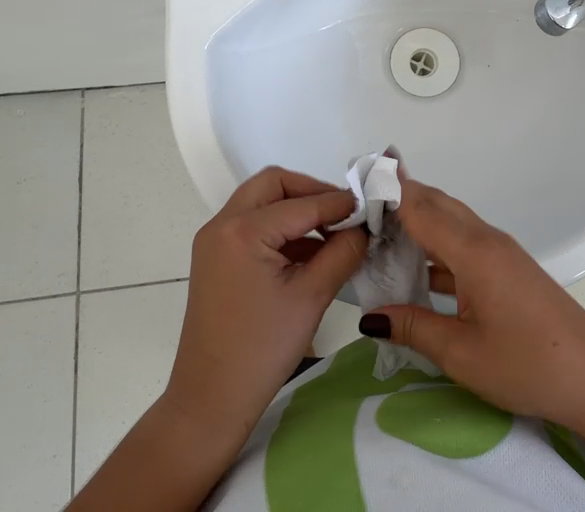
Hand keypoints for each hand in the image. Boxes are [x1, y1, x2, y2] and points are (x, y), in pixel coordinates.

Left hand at [161, 167, 366, 436]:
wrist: (210, 400)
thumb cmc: (262, 349)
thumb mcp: (312, 296)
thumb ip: (343, 252)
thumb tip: (365, 228)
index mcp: (242, 230)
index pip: (303, 203)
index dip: (342, 204)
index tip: (374, 208)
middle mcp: (222, 225)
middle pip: (275, 185)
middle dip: (314, 193)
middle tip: (347, 215)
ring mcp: (215, 242)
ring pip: (262, 203)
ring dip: (298, 210)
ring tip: (335, 235)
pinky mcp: (217, 259)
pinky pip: (253, 226)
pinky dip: (283, 229)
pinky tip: (312, 253)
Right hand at [362, 178, 584, 429]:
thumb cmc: (526, 365)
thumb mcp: (461, 353)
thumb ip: (413, 327)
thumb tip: (370, 315)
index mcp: (474, 251)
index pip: (421, 208)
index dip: (387, 191)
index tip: (353, 182)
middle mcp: (487, 241)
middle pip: (437, 206)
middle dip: (399, 199)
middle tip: (358, 205)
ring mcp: (500, 254)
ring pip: (451, 224)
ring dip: (417, 223)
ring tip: (375, 234)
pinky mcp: (507, 271)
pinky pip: (463, 245)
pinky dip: (435, 248)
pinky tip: (413, 270)